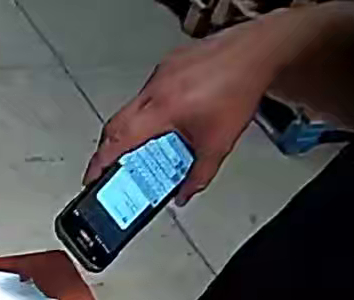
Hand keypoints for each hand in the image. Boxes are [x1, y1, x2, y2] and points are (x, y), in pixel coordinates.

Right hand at [84, 15, 312, 204]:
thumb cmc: (241, 87)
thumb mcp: (218, 145)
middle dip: (108, 151)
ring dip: (130, 132)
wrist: (262, 49)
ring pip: (131, 110)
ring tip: (142, 151)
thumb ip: (197, 177)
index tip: (91, 180)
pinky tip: (162, 126)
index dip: (99, 163)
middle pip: (116, 126)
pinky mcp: (170, 65)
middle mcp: (156, 88)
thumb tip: (184, 195)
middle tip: (107, 171)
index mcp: (162, 109)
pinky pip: (148, 95)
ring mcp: (161, 73)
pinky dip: (147, 115)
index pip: (118, 140)